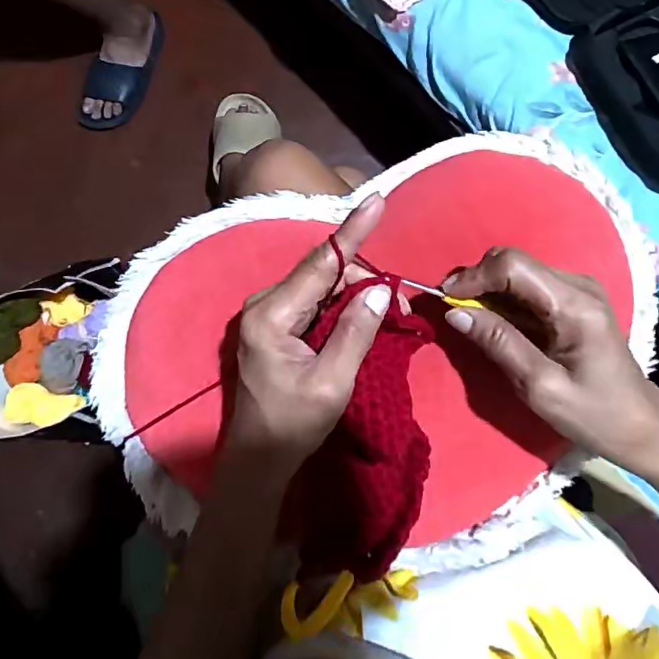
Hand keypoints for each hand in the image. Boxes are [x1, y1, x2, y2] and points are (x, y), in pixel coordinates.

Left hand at [226, 194, 393, 477]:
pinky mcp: (275, 322)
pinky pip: (315, 300)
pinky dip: (343, 304)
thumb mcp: (333, 382)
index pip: (321, 264)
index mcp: (272, 315)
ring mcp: (268, 311)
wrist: (258, 458)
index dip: (353, 231)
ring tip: (390, 314)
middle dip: (364, 278)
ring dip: (356, 292)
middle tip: (399, 306)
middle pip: (323, 271)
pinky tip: (365, 315)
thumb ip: (356, 332)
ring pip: (322, 284)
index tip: (376, 199)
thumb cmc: (293, 424)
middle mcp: (265, 303)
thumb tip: (381, 290)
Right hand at [441, 247, 658, 473]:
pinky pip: (528, 287)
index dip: (474, 276)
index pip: (514, 266)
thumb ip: (499, 343)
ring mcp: (578, 290)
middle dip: (476, 280)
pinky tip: (491, 321)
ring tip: (464, 316)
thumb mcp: (540, 387)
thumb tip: (455, 313)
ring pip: (518, 271)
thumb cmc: (594, 414)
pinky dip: (502, 298)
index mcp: (574, 304)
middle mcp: (578, 285)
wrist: (641, 426)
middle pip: (515, 262)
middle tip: (450, 308)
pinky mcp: (573, 300)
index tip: (444, 298)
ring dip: (487, 289)